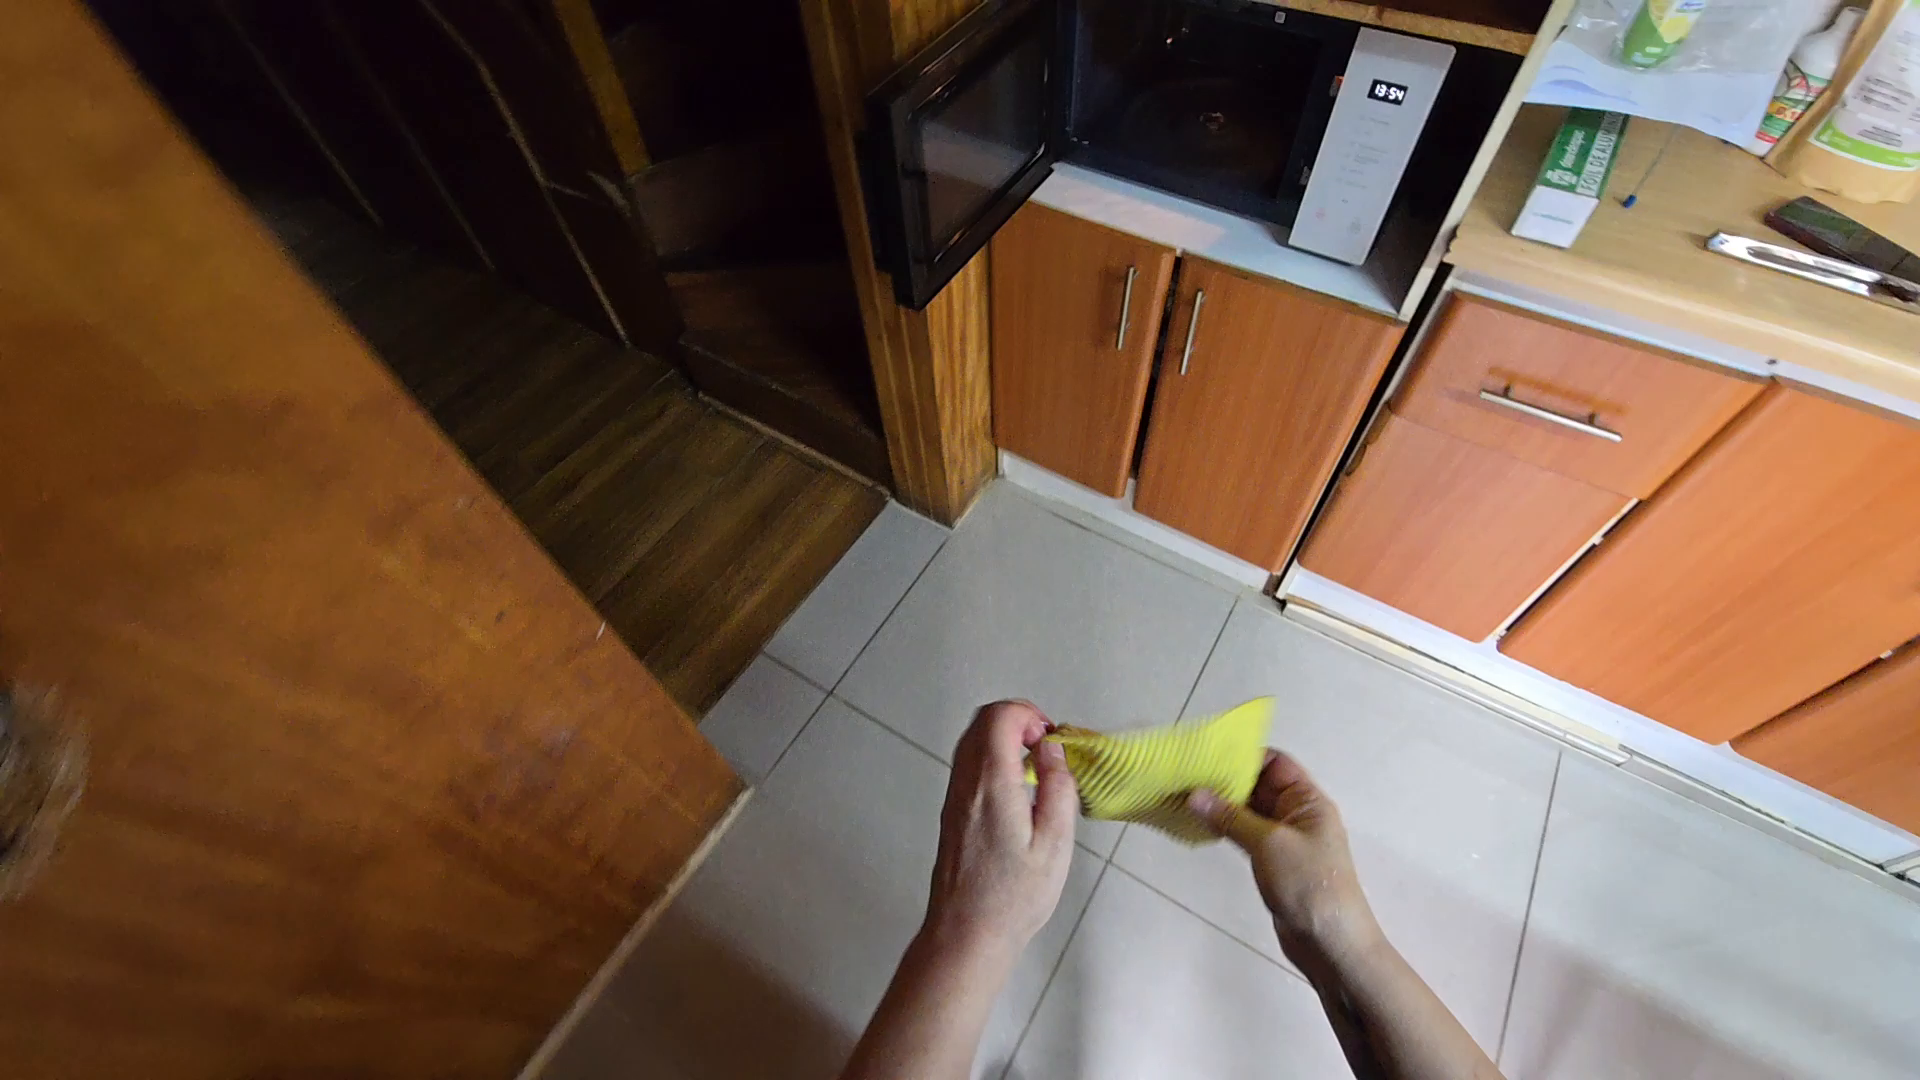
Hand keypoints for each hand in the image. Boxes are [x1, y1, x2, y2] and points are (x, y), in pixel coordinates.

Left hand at [924, 701, 1078, 958]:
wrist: (965, 933)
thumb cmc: (1014, 895)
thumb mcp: (1055, 845)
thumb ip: (1058, 788)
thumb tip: (1052, 749)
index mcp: (992, 782)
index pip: (1000, 716)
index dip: (1029, 714)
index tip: (1051, 742)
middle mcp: (966, 779)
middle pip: (982, 719)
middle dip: (1018, 719)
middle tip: (1045, 749)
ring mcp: (953, 792)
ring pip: (972, 737)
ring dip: (1004, 736)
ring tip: (1033, 767)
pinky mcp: (950, 808)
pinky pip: (968, 761)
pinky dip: (992, 755)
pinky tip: (1015, 788)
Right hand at [1188, 751, 1379, 956]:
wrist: (1332, 946)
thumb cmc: (1308, 884)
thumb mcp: (1268, 844)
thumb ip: (1230, 816)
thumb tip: (1193, 794)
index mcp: (1307, 801)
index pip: (1275, 762)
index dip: (1244, 756)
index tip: (1208, 755)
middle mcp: (1297, 814)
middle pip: (1259, 784)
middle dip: (1226, 778)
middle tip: (1187, 774)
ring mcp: (1285, 838)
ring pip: (1249, 809)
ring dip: (1222, 803)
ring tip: (1186, 796)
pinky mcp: (1273, 860)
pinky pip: (1246, 832)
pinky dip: (1226, 825)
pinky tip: (1200, 823)